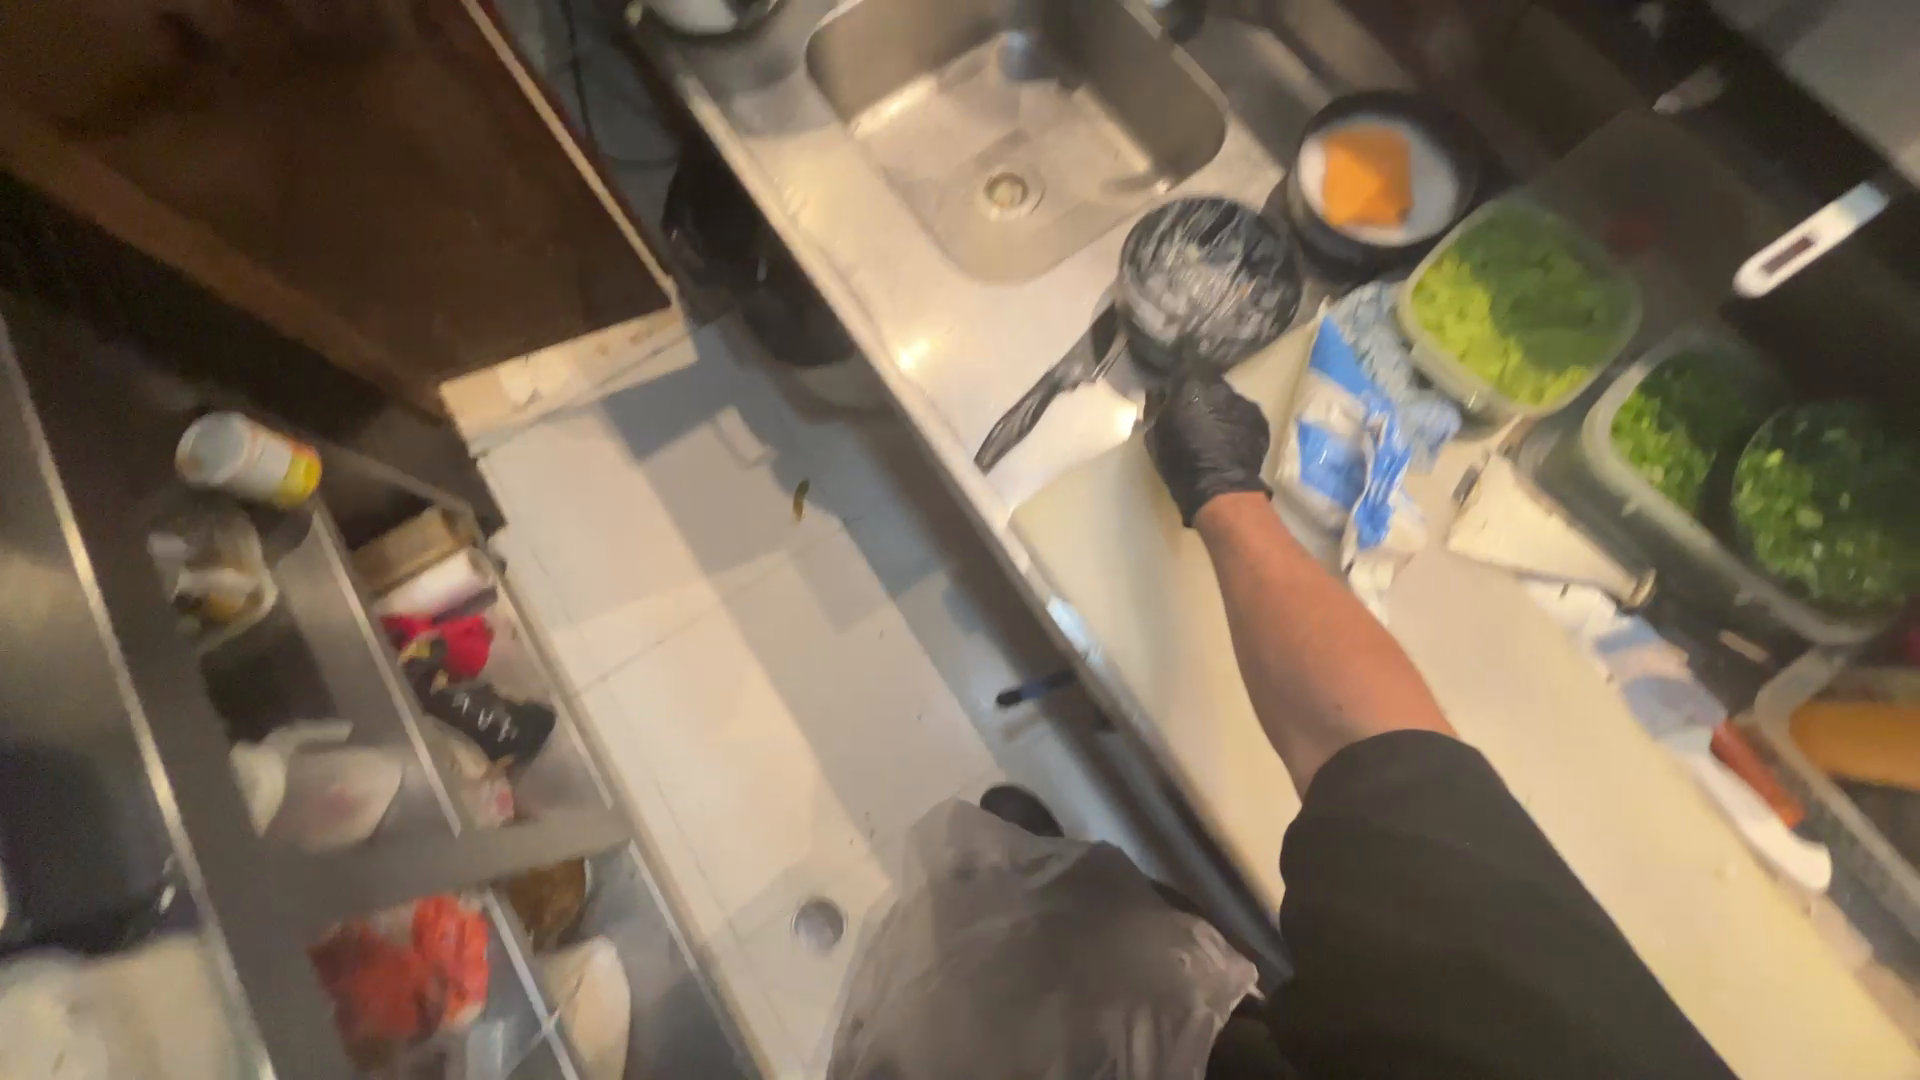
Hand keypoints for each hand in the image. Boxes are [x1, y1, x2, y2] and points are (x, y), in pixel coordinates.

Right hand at [1144, 371, 1271, 525]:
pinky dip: (1235, 422)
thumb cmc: (1179, 462)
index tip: (1179, 358)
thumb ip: (1157, 406)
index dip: (1183, 357)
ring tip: (1213, 427)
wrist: (1219, 489)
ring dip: (1219, 406)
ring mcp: (1245, 403)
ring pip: (1228, 397)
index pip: (1188, 357)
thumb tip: (1159, 390)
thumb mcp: (1154, 434)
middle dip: (1201, 388)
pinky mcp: (1260, 421)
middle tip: (1193, 406)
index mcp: (1192, 386)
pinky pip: (1243, 415)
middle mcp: (1222, 387)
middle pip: (1210, 379)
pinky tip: (1228, 440)